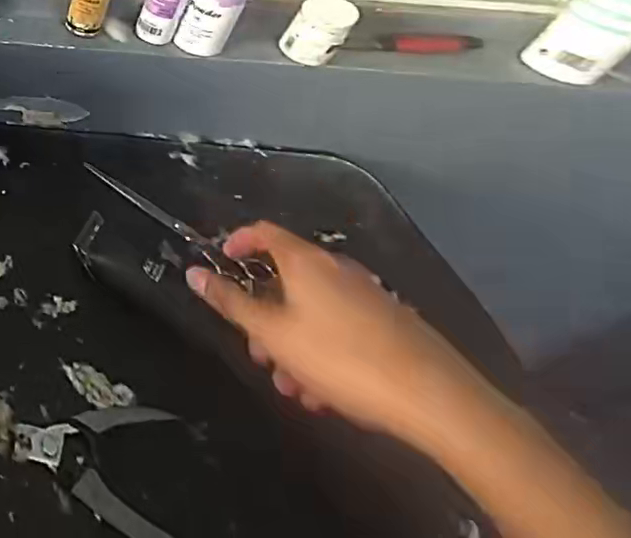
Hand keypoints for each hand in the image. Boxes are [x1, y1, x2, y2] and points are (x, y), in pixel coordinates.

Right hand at [187, 222, 493, 442]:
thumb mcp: (274, 334)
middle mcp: (336, 267)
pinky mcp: (391, 322)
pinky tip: (327, 393)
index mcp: (305, 261)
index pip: (263, 230)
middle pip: (287, 278)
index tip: (223, 262)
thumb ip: (231, 303)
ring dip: (293, 341)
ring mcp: (367, 294)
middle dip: (265, 315)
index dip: (238, 241)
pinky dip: (323, 348)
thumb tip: (195, 272)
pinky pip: (342, 325)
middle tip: (257, 351)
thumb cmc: (341, 358)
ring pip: (313, 309)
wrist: (435, 398)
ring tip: (293, 387)